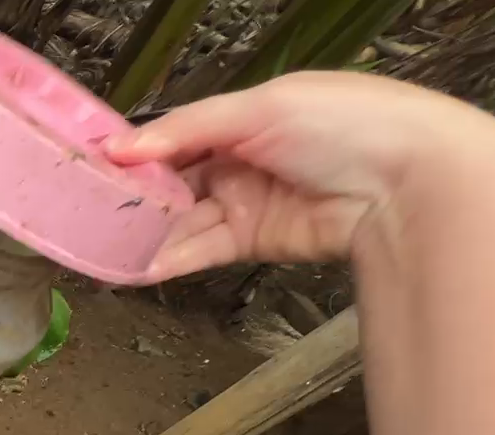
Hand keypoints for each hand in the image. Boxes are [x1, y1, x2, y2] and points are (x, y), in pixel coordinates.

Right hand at [108, 72, 494, 279]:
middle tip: (91, 214)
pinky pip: (194, 252)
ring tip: (104, 248)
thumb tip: (117, 149)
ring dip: (143, 234)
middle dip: (133, 199)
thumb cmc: (347, 126)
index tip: (94, 168)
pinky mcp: (245, 241)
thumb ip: (185, 128)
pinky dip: (165, 260)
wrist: (403, 186)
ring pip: (177, 221)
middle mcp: (240, 162)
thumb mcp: (262, 108)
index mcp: (246, 120)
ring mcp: (241, 204)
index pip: (175, 138)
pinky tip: (134, 267)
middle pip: (170, 183)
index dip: (136, 153)